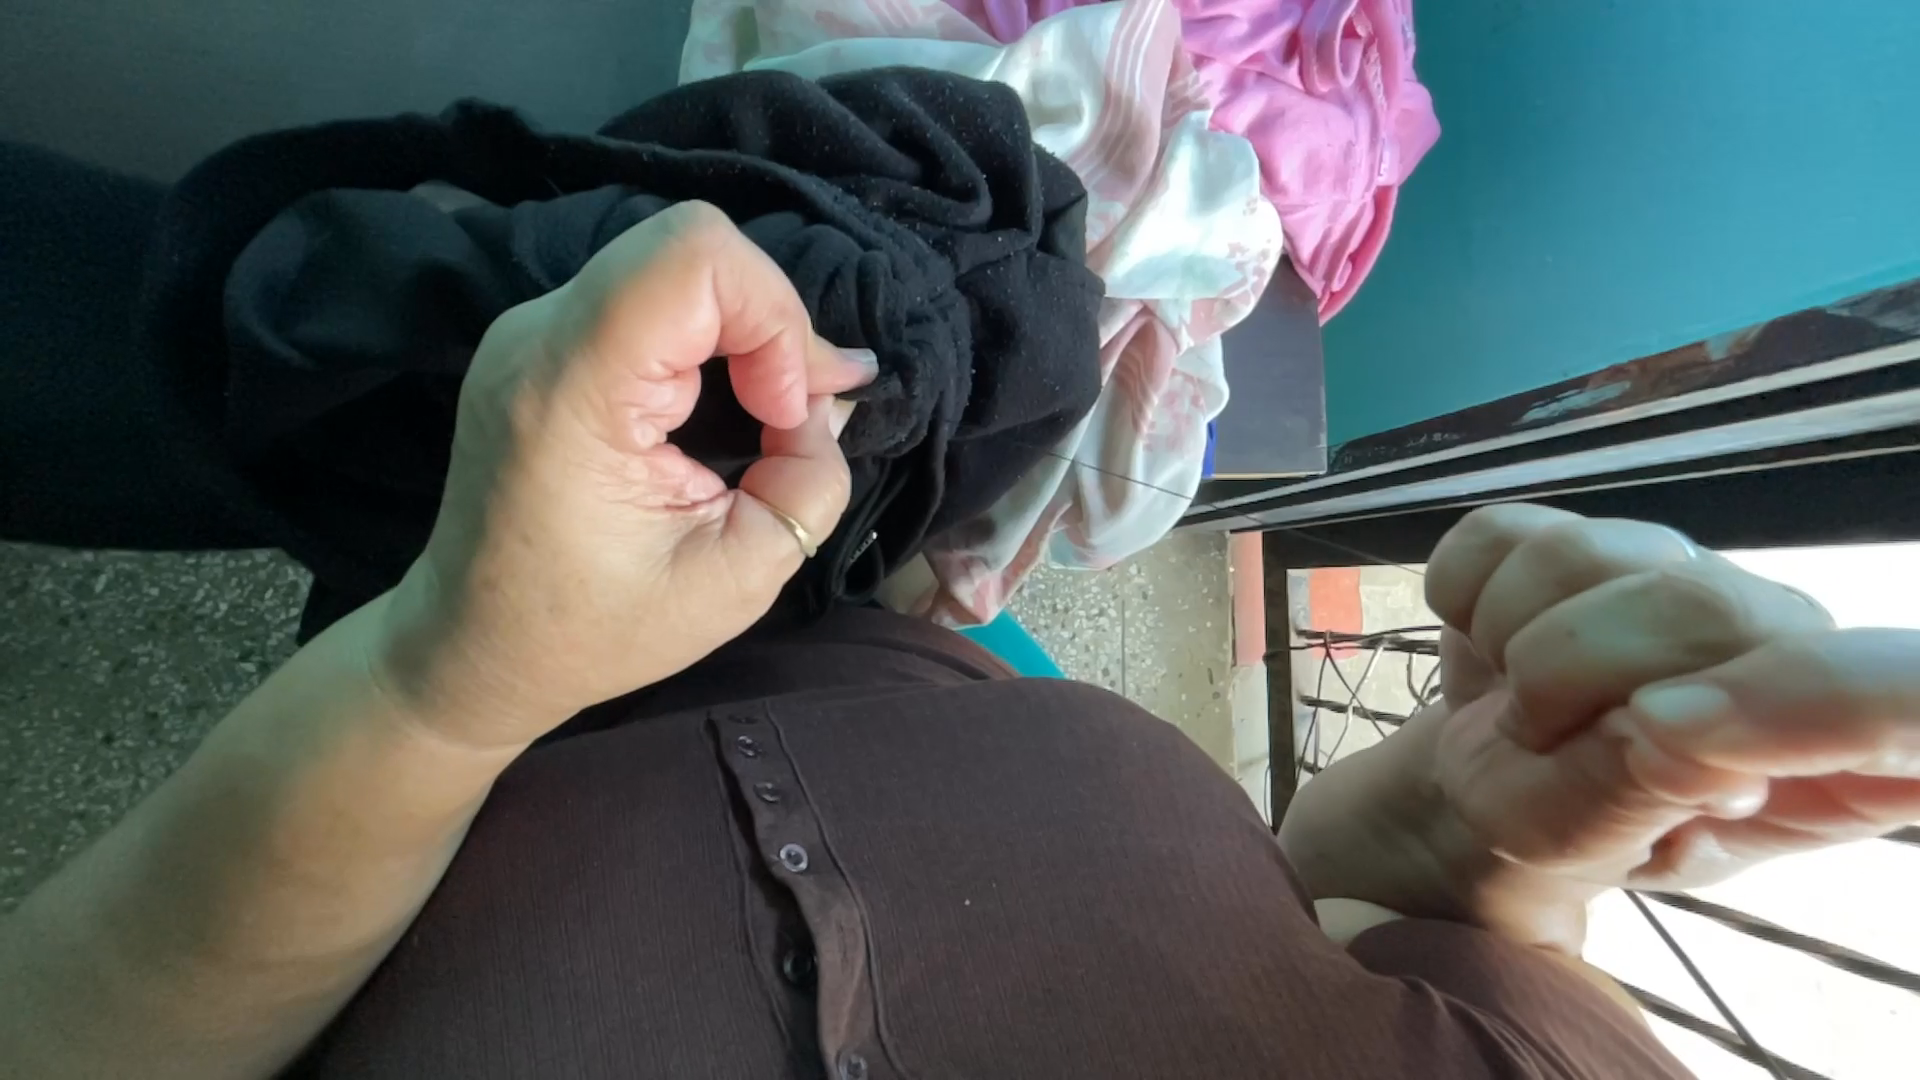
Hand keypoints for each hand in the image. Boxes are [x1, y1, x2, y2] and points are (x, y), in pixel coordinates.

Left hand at [368, 203, 875, 748]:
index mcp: (570, 389)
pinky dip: (726, 341)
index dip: (774, 320)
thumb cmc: (596, 630)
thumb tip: (826, 406)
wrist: (474, 645)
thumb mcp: (738, 582)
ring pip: (686, 270)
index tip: (781, 415)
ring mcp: (541, 330)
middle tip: (804, 415)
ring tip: (785, 411)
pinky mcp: (558, 343)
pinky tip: (749, 398)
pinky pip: (665, 301)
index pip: (693, 257)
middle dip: (776, 328)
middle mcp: (542, 333)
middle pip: (695, 250)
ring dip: (756, 335)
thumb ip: (809, 485)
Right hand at [1416, 505, 1919, 942]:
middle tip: (1533, 728)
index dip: (1808, 699)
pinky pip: (1493, 534)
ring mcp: (1668, 568)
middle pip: (1685, 602)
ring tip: (1509, 683)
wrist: (1477, 766)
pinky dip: (1457, 592)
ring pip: (1574, 554)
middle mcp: (1774, 634)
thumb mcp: (1588, 837)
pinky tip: (1480, 632)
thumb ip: (1641, 791)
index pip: (1902, 692)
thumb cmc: (1552, 818)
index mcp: (1835, 744)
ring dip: (1501, 635)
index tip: (1666, 735)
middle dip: (1561, 674)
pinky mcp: (1566, 532)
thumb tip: (1681, 739)